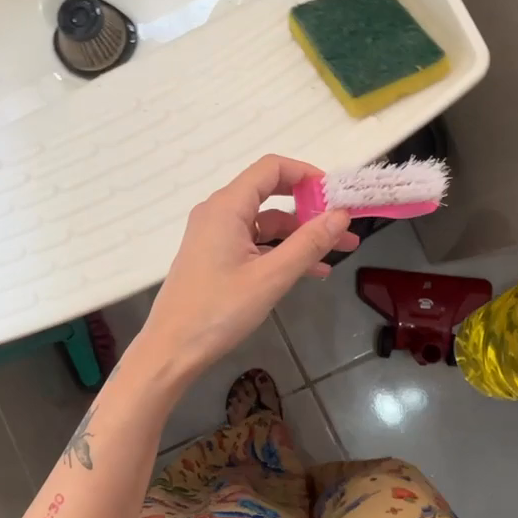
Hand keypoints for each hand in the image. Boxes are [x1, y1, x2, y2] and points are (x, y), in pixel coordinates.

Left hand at [134, 155, 359, 382]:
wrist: (172, 349)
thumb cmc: (219, 310)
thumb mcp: (271, 277)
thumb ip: (308, 243)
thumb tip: (341, 215)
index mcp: (226, 207)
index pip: (271, 168)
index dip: (306, 174)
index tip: (336, 193)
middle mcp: (217, 213)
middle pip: (270, 194)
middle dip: (310, 208)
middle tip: (345, 224)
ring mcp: (213, 236)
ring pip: (265, 223)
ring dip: (300, 235)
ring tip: (340, 252)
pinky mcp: (213, 257)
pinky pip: (253, 243)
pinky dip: (280, 252)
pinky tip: (311, 271)